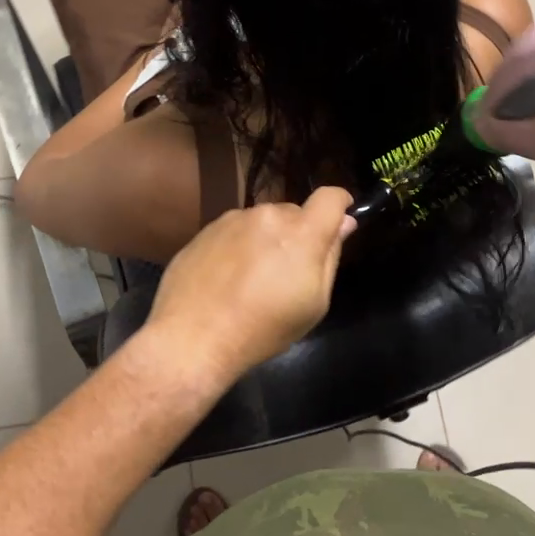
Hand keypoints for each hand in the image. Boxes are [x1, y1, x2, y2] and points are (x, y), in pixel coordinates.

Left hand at [146, 187, 356, 381]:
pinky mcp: (204, 231)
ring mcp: (231, 220)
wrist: (192, 338)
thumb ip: (330, 257)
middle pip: (294, 213)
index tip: (341, 220)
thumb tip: (343, 224)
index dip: (340, 204)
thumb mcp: (313, 304)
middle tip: (288, 273)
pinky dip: (239, 248)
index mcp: (301, 233)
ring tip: (251, 280)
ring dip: (266, 240)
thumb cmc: (262, 329)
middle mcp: (266, 216)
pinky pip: (234, 232)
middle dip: (299, 234)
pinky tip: (226, 280)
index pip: (330, 197)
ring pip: (262, 222)